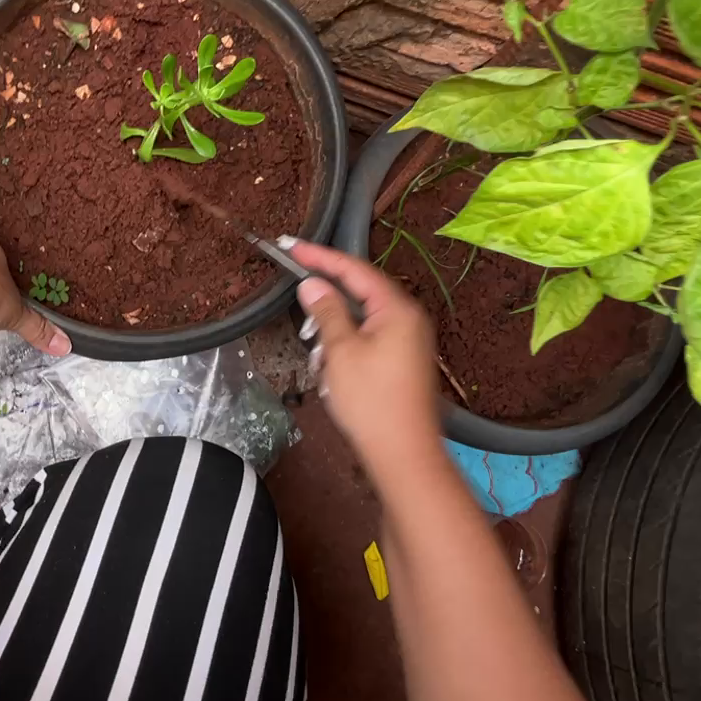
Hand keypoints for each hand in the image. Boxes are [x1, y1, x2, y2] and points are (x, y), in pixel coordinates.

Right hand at [286, 240, 441, 475]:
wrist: (403, 453)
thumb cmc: (371, 400)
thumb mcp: (340, 351)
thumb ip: (327, 312)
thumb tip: (313, 285)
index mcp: (397, 309)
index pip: (354, 270)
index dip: (321, 257)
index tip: (292, 246)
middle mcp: (408, 319)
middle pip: (360, 292)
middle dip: (327, 299)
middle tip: (299, 300)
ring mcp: (407, 341)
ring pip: (361, 318)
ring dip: (334, 329)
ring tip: (316, 352)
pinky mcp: (401, 360)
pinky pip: (367, 339)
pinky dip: (344, 345)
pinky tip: (330, 366)